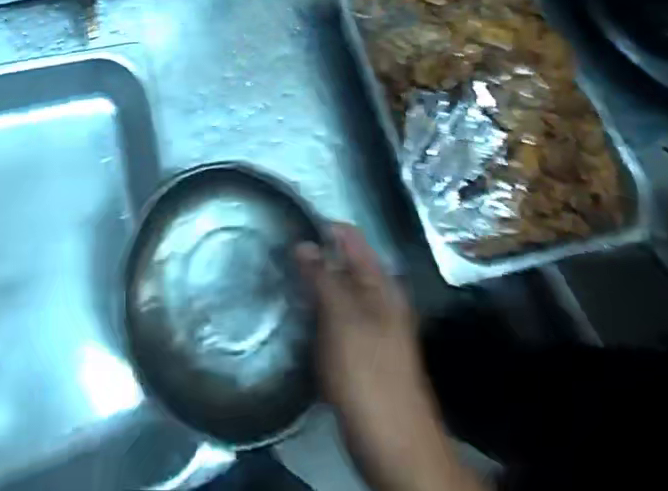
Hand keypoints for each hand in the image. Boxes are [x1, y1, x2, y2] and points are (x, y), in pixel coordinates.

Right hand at [296, 225, 485, 490]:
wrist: (394, 446)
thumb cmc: (368, 376)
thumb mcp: (342, 320)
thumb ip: (324, 278)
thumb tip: (304, 242)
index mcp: (381, 286)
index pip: (350, 238)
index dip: (321, 227)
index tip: (287, 222)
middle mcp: (378, 301)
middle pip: (342, 264)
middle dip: (312, 256)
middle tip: (272, 251)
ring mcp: (369, 329)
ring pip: (335, 293)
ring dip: (310, 286)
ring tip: (275, 278)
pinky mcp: (357, 355)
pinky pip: (331, 321)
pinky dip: (313, 314)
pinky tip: (291, 317)